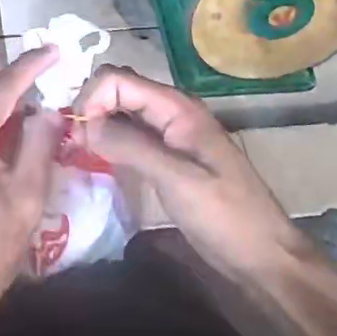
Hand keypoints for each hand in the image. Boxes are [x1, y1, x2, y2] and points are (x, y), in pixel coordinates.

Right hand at [74, 66, 311, 281]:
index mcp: (177, 107)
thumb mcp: (177, 181)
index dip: (93, 98)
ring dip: (98, 122)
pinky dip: (110, 140)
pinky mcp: (167, 155)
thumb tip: (85, 125)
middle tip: (72, 142)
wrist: (264, 256)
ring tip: (77, 150)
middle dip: (91, 106)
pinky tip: (96, 159)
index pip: (119, 79)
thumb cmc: (226, 216)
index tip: (78, 133)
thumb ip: (131, 147)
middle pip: (119, 89)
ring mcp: (170, 133)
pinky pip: (131, 134)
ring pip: (123, 111)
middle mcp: (171, 111)